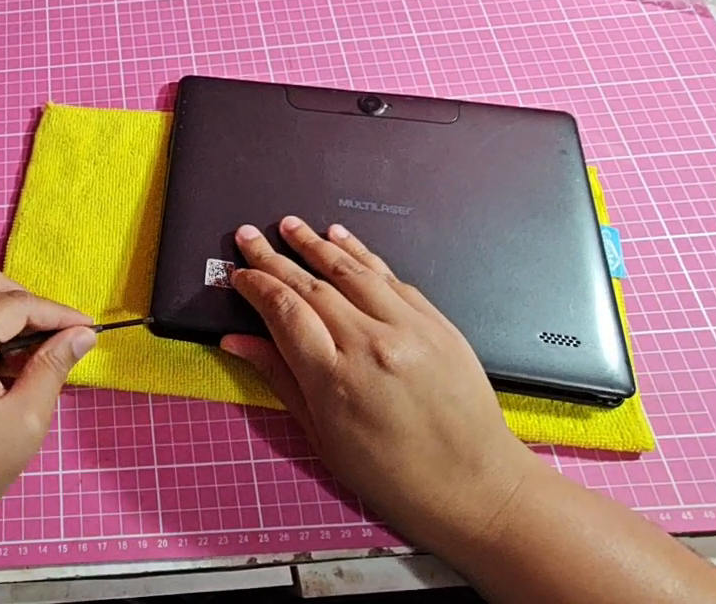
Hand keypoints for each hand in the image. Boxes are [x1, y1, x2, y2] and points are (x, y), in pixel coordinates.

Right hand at [219, 217, 541, 554]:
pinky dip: (361, 253)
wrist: (479, 490)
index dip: (256, 286)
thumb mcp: (322, 436)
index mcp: (336, 380)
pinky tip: (341, 238)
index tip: (238, 274)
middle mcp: (372, 345)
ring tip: (290, 225)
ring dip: (315, 243)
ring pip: (351, 270)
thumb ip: (278, 378)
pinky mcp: (437, 323)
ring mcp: (409, 329)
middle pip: (311, 285)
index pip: (284, 311)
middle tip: (249, 235)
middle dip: (273, 257)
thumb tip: (237, 342)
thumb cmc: (395, 476)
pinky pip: (390, 277)